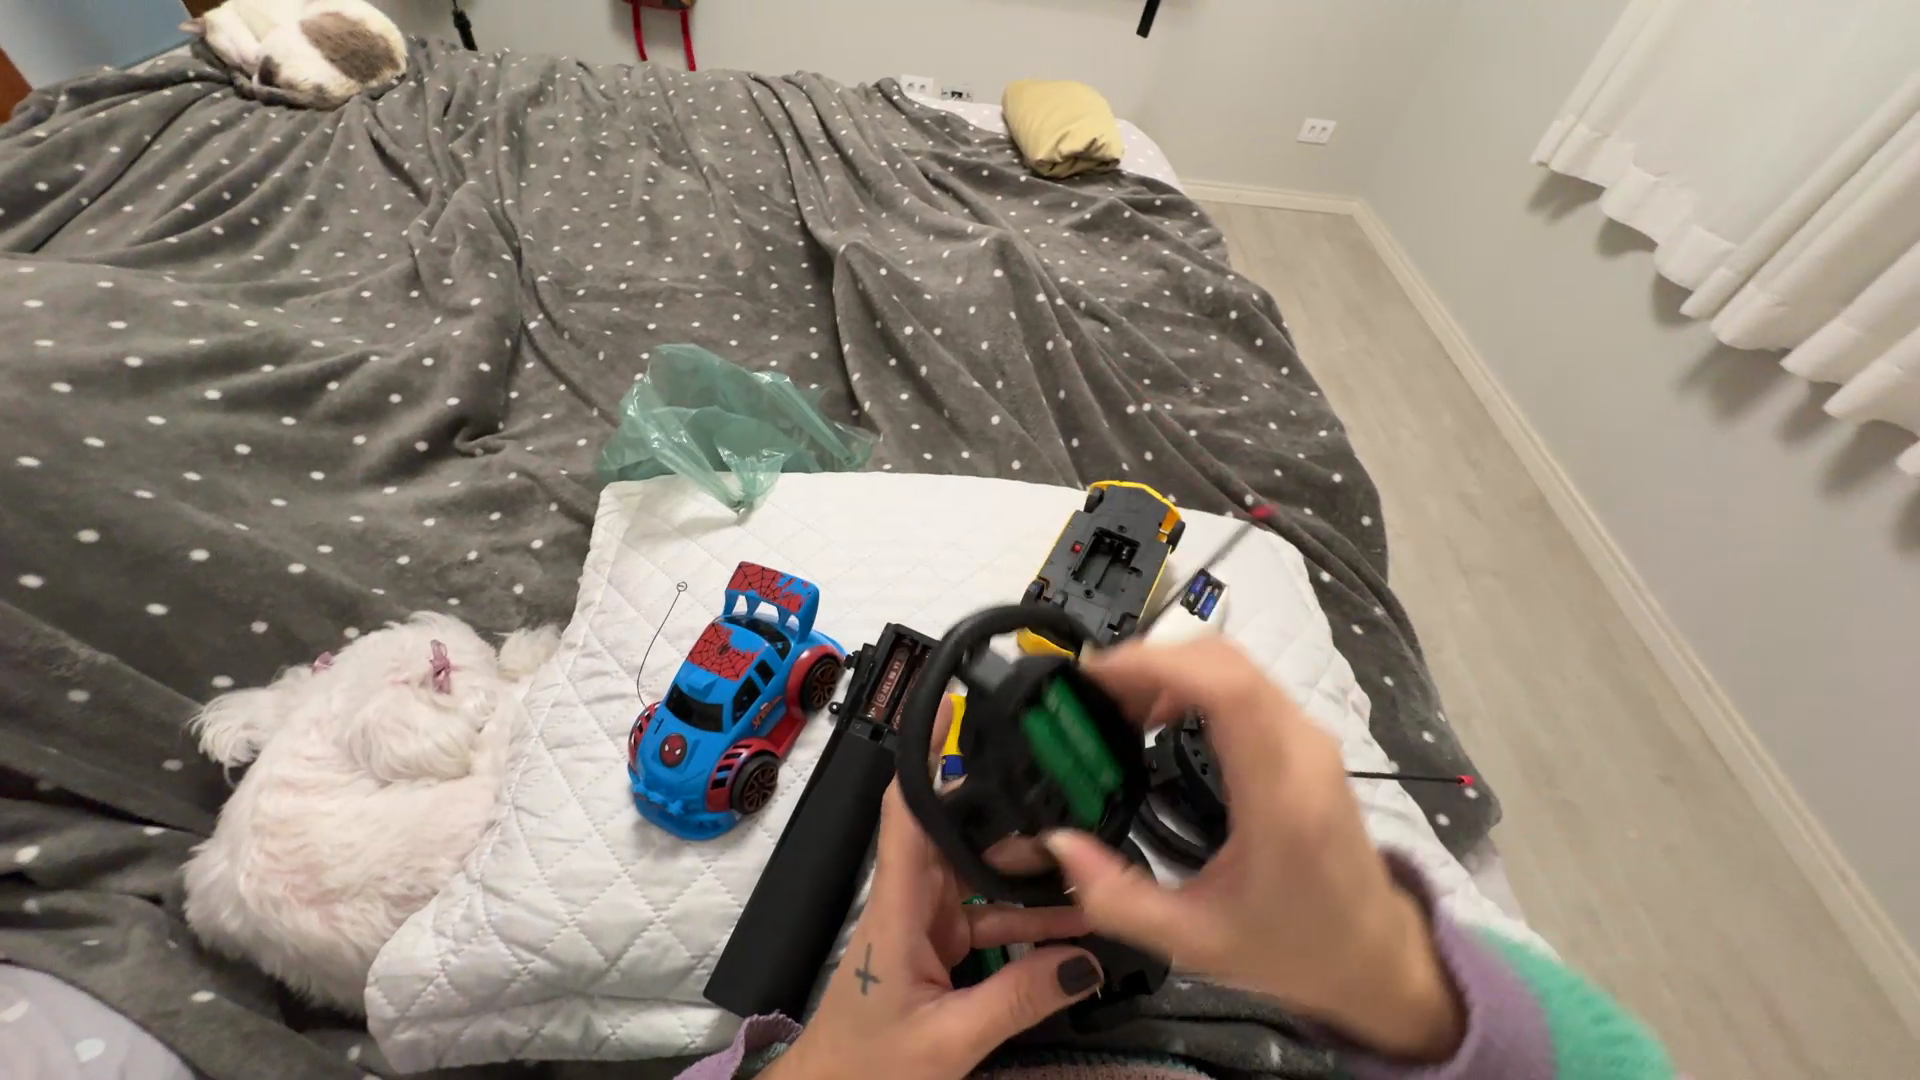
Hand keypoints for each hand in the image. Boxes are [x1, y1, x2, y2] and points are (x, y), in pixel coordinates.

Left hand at [764, 781, 1103, 1079]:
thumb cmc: (865, 1068)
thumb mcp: (948, 1039)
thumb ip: (1018, 999)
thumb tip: (1087, 963)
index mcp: (898, 903)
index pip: (907, 809)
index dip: (926, 754)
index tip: (954, 710)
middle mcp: (909, 897)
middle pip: (958, 834)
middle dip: (1011, 819)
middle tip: (1067, 803)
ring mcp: (924, 920)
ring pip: (981, 877)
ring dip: (1029, 879)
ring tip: (1086, 874)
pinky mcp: (935, 945)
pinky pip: (987, 918)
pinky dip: (1025, 923)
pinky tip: (1069, 933)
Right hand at [1044, 639, 1464, 1061]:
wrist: (1376, 954)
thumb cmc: (1292, 948)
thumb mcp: (1194, 942)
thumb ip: (1118, 899)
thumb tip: (1056, 841)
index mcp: (1280, 796)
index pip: (1227, 690)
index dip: (1158, 665)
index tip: (1096, 674)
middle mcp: (1302, 748)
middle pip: (1224, 660)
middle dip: (1150, 659)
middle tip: (1093, 689)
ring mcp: (1308, 734)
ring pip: (1232, 662)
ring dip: (1169, 666)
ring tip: (1117, 703)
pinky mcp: (1302, 734)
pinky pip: (1242, 680)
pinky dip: (1191, 677)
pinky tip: (1156, 713)